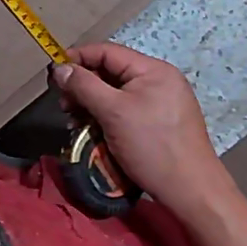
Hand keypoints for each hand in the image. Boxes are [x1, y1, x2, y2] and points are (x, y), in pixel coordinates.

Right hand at [51, 43, 237, 219]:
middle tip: (65, 105)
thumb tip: (59, 68)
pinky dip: (106, 116)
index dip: (77, 58)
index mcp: (152, 70)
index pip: (106, 51)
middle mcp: (159, 80)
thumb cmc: (152, 147)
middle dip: (83, 86)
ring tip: (76, 121)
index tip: (54, 74)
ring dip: (92, 104)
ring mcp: (161, 102)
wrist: (192, 194)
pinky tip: (94, 130)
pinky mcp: (160, 122)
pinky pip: (126, 109)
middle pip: (110, 71)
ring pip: (115, 92)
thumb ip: (83, 85)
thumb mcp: (112, 112)